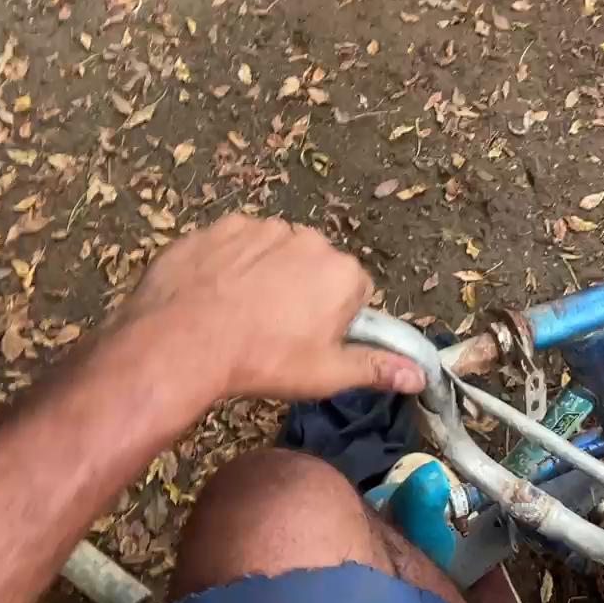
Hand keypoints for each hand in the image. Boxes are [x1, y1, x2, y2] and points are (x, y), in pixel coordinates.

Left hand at [97, 215, 425, 422]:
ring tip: (241, 313)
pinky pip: (235, 243)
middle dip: (304, 290)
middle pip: (316, 266)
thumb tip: (421, 375)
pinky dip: (230, 263)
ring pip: (275, 252)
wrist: (182, 341)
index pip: (354, 290)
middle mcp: (309, 240)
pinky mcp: (220, 227)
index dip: (335, 317)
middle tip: (276, 329)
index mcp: (342, 272)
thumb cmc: (264, 360)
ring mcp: (262, 228)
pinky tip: (214, 293)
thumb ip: (377, 368)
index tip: (312, 339)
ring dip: (267, 274)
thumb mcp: (326, 374)